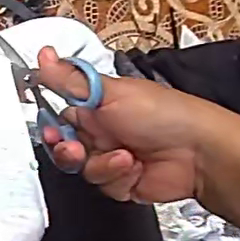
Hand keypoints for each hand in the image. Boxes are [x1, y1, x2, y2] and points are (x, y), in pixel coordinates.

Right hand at [34, 47, 222, 202]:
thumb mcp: (109, 92)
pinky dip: (118, 178)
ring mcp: (114, 158)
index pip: (62, 117)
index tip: (52, 132)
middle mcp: (105, 131)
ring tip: (125, 156)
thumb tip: (43, 54)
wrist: (197, 152)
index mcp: (99, 105)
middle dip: (70, 151)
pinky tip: (136, 168)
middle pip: (68, 148)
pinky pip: (104, 186)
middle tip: (77, 149)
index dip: (53, 128)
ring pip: (84, 169)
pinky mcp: (124, 182)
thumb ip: (70, 80)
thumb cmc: (161, 113)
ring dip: (102, 164)